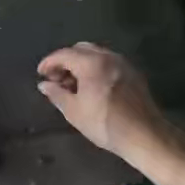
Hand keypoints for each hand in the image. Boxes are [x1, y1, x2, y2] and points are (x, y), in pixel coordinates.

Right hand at [37, 43, 184, 170]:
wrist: (143, 134)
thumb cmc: (104, 124)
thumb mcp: (74, 111)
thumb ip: (57, 94)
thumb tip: (44, 84)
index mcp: (92, 63)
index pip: (64, 54)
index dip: (49, 62)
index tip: (40, 74)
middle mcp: (109, 56)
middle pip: (81, 50)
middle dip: (66, 61)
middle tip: (56, 79)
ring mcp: (123, 63)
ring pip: (96, 55)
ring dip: (81, 65)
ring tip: (73, 85)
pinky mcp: (133, 73)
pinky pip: (109, 63)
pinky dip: (96, 69)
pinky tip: (92, 87)